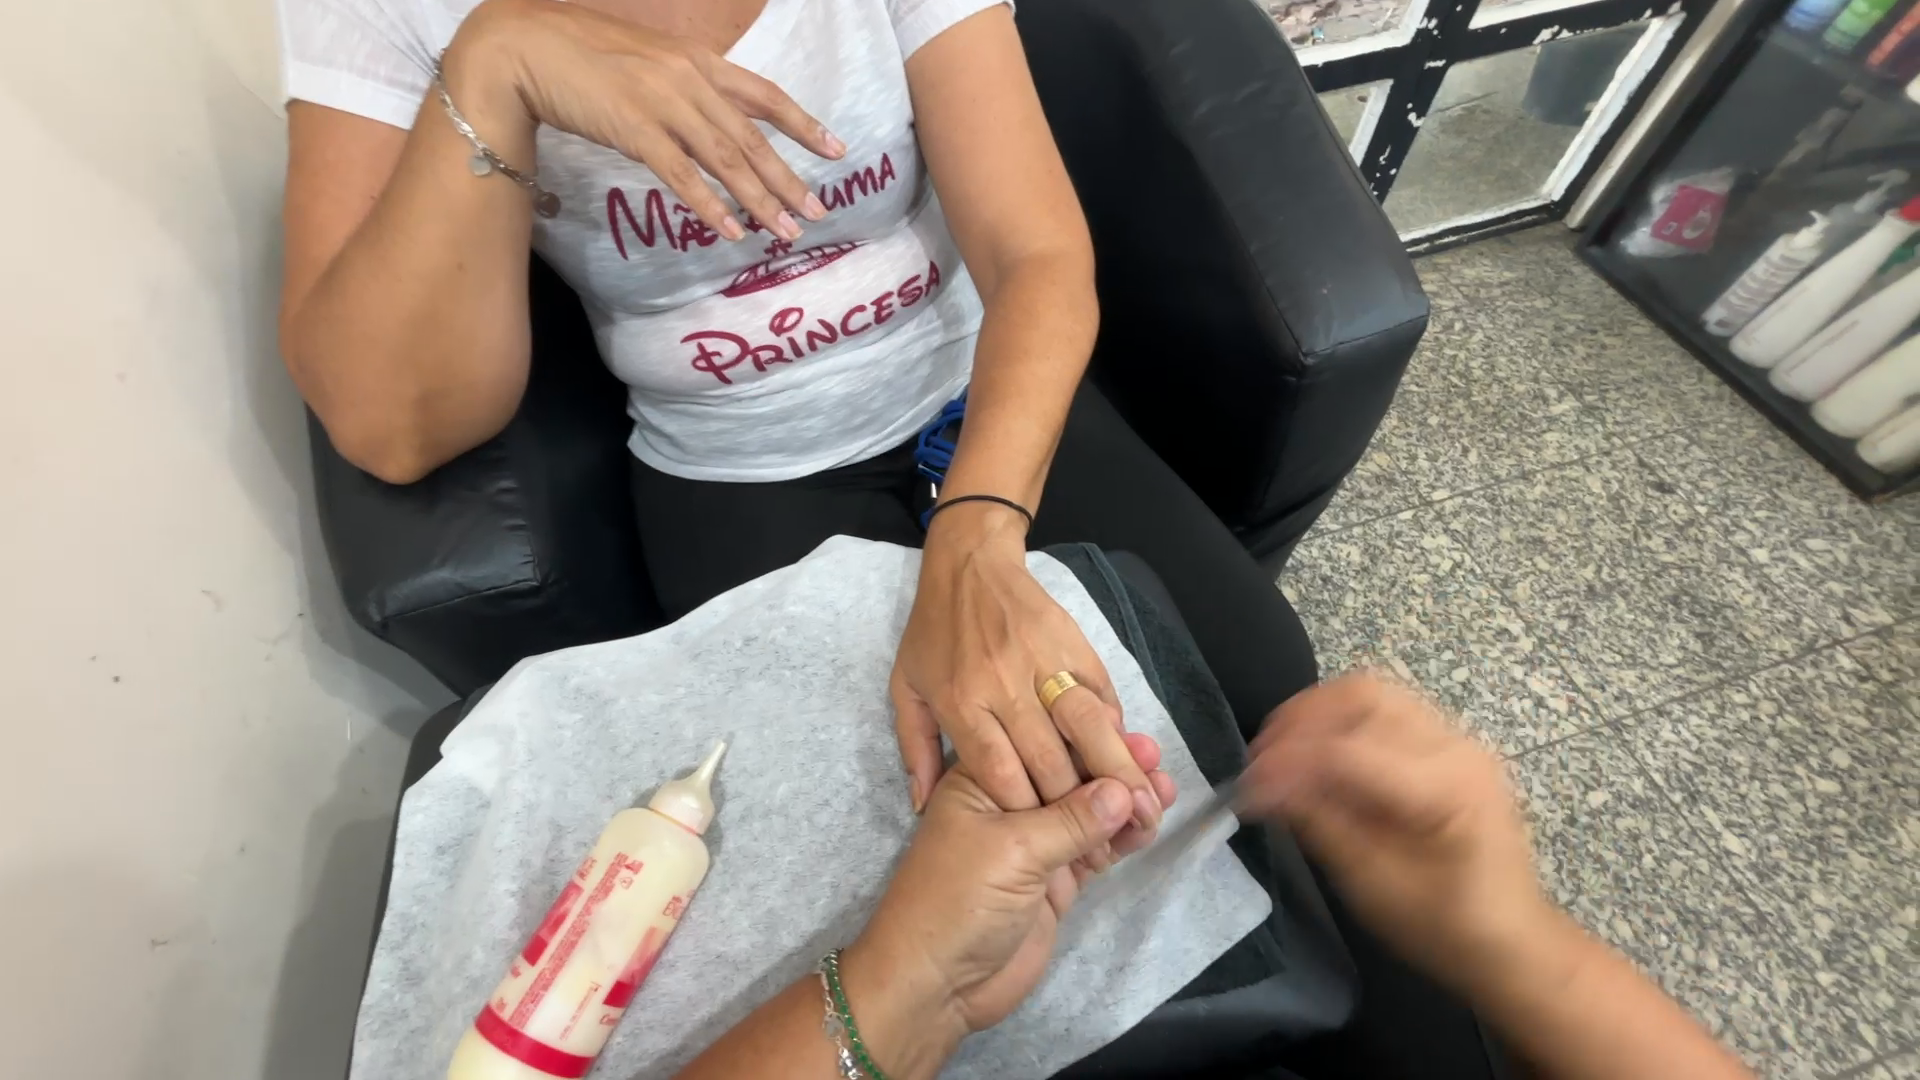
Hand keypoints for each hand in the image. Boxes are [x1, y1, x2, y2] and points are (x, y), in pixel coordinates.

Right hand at [447, 0, 845, 240]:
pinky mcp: (635, 129)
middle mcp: (689, 79)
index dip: (804, 124)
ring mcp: (663, 102)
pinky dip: (710, 205)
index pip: (765, 95)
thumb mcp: (654, 61)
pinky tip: (732, 231)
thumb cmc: (588, 56)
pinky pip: (683, 175)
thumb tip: (724, 124)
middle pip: (753, 138)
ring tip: (786, 232)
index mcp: (698, 60)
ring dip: (760, 200)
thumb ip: (692, 88)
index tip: (837, 150)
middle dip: (789, 179)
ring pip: (726, 160)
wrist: (523, 48)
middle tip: (818, 212)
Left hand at [839, 769, 1161, 1077]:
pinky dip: (1121, 838)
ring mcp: (1035, 839)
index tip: (1128, 734)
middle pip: (1070, 775)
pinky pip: (1095, 848)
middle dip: (1112, 768)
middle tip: (1153, 759)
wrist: (936, 985)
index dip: (1084, 739)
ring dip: (1125, 801)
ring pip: (1089, 811)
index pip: (1041, 744)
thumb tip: (1124, 789)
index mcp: (985, 777)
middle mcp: (1012, 800)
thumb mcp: (1012, 851)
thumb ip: (1070, 820)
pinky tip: (1148, 826)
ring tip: (1164, 788)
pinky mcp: (1055, 876)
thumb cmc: (957, 899)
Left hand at [890, 506, 1167, 852]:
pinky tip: (1122, 751)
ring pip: (1084, 727)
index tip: (1044, 845)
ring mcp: (1041, 662)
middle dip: (1076, 807)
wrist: (968, 564)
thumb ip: (915, 749)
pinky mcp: (1072, 643)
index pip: (1000, 772)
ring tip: (1134, 806)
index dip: (1027, 814)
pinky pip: (1101, 693)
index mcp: (960, 702)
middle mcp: (1003, 686)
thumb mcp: (905, 688)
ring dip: (1112, 771)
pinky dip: (1115, 725)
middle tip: (1099, 841)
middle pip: (1047, 760)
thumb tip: (921, 807)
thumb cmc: (933, 631)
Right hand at [1240, 672, 1556, 997]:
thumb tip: (1260, 785)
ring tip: (1280, 747)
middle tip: (1262, 757)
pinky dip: (1334, 715)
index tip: (1247, 787)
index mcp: (1449, 791)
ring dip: (1313, 712)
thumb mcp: (1374, 886)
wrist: (1513, 941)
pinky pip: (1379, 703)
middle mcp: (1456, 748)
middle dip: (1299, 720)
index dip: (1289, 763)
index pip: (1350, 752)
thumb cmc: (1446, 926)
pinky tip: (1313, 745)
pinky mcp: (1441, 739)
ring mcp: (1453, 737)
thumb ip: (1318, 824)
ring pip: (1367, 690)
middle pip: (1362, 698)